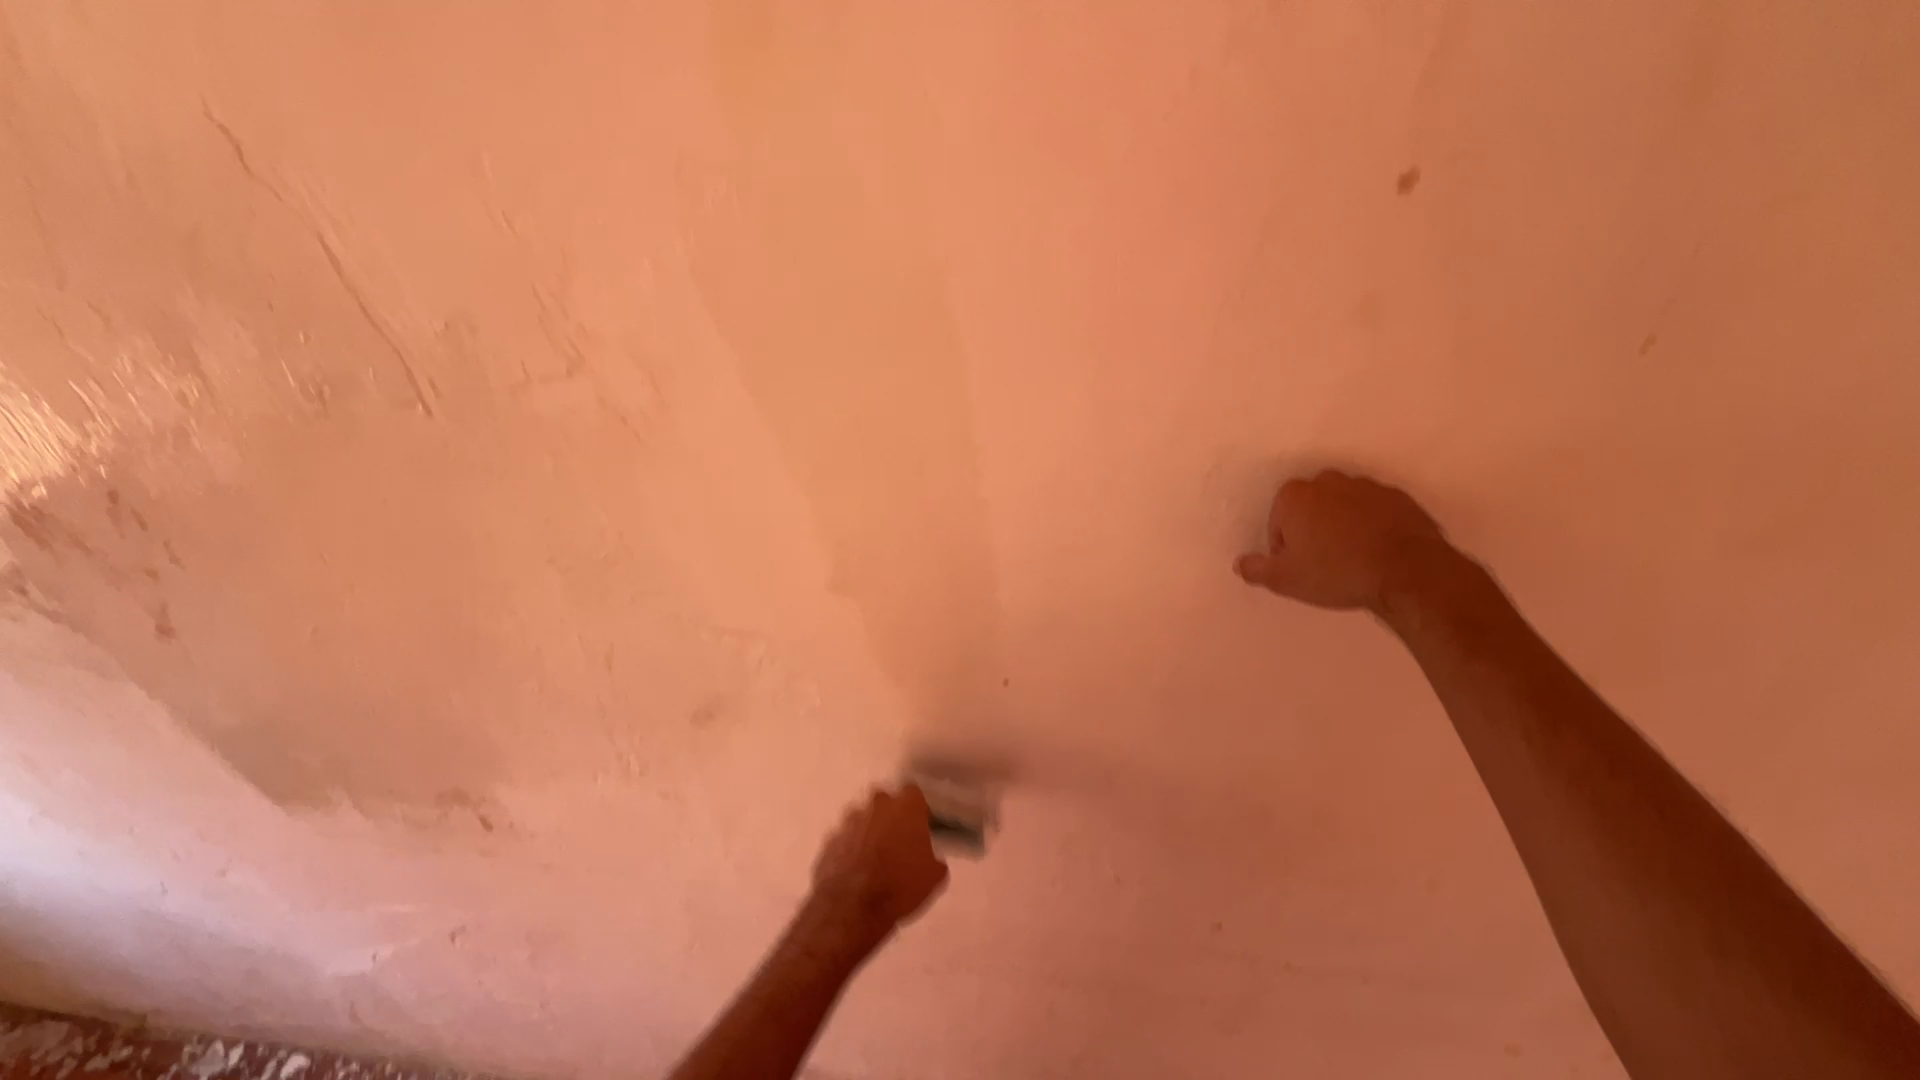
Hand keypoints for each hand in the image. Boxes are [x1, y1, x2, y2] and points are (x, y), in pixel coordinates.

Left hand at [811, 785, 948, 933]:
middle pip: (885, 802)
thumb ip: (933, 859)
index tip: (920, 827)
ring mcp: (849, 820)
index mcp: (906, 807)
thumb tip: (931, 860)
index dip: (917, 811)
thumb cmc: (900, 886)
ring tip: (874, 860)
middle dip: (890, 817)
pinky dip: (850, 849)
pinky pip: (845, 838)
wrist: (852, 907)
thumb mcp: (932, 877)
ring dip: (868, 832)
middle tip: (897, 842)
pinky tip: (855, 870)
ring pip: (863, 819)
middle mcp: (877, 805)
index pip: (914, 795)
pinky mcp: (830, 839)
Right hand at [1235, 470, 1446, 611]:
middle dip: (1312, 531)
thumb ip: (1256, 569)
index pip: (1277, 523)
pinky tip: (1377, 554)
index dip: (1285, 549)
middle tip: (1324, 563)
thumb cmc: (1336, 572)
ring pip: (1343, 508)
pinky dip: (1372, 528)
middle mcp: (1328, 481)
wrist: (1407, 571)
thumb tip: (1240, 564)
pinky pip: (1375, 513)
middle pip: (1310, 509)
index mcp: (1295, 496)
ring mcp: (1366, 486)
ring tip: (1353, 560)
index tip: (1301, 568)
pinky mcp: (1399, 498)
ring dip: (1342, 528)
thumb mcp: (1286, 579)